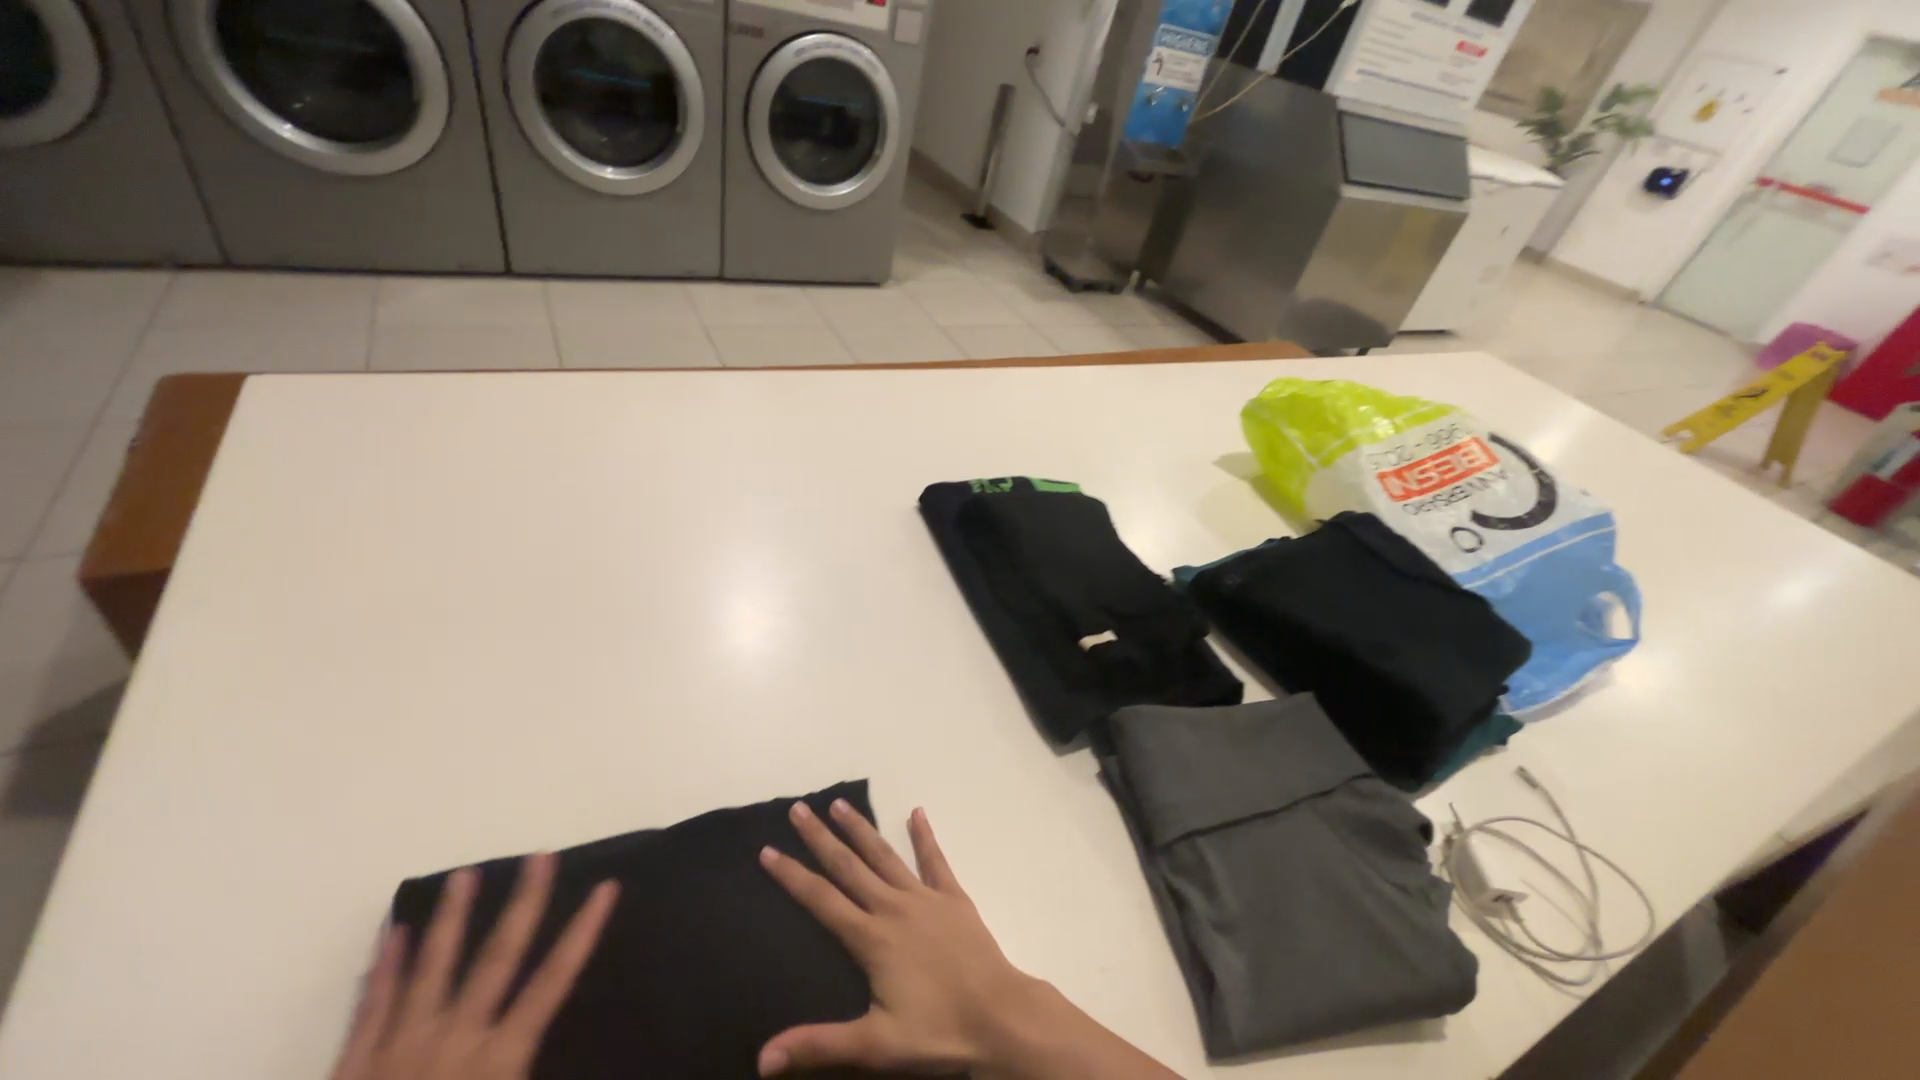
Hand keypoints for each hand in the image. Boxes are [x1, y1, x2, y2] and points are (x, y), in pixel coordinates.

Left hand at [331, 854, 618, 1079]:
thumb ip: (532, 1075)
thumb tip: (580, 1060)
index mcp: (499, 1060)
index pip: (552, 982)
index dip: (582, 933)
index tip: (604, 888)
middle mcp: (455, 1038)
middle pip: (497, 958)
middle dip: (523, 904)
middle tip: (539, 856)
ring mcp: (400, 1044)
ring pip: (432, 965)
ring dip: (451, 917)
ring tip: (465, 873)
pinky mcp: (355, 1061)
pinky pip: (373, 1002)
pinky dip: (385, 964)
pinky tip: (392, 930)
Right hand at [756, 801, 1045, 1075]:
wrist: (1000, 1017)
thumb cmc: (937, 1031)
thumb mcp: (874, 1044)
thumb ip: (818, 1044)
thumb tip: (762, 1058)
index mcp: (871, 939)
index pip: (821, 900)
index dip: (792, 876)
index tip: (767, 850)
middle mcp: (894, 908)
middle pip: (849, 867)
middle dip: (820, 838)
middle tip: (798, 809)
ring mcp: (926, 899)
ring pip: (885, 856)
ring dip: (861, 829)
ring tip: (839, 804)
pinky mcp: (954, 899)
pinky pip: (935, 861)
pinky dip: (924, 836)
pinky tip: (917, 812)